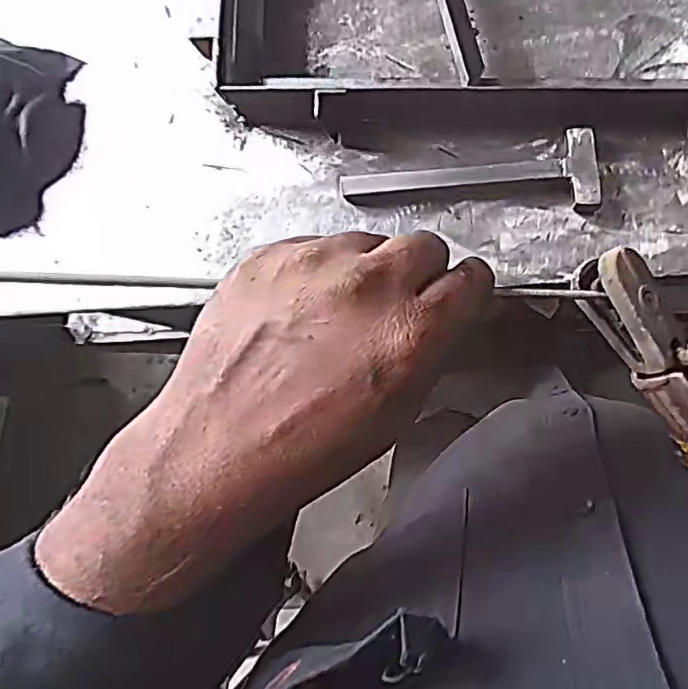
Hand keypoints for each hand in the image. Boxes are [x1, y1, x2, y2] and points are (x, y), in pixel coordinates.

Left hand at [37, 232, 492, 612]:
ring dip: (366, 270)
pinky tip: (302, 309)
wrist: (217, 447)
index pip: (470, 277)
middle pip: (425, 245)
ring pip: (369, 241)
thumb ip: (432, 352)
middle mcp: (367, 287)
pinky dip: (317, 271)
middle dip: (422, 271)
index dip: (468, 287)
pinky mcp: (270, 257)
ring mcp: (314, 265)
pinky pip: (315, 246)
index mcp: (410, 331)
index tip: (461, 290)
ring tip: (339, 312)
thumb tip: (446, 322)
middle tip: (400, 301)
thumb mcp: (398, 413)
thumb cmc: (301, 446)